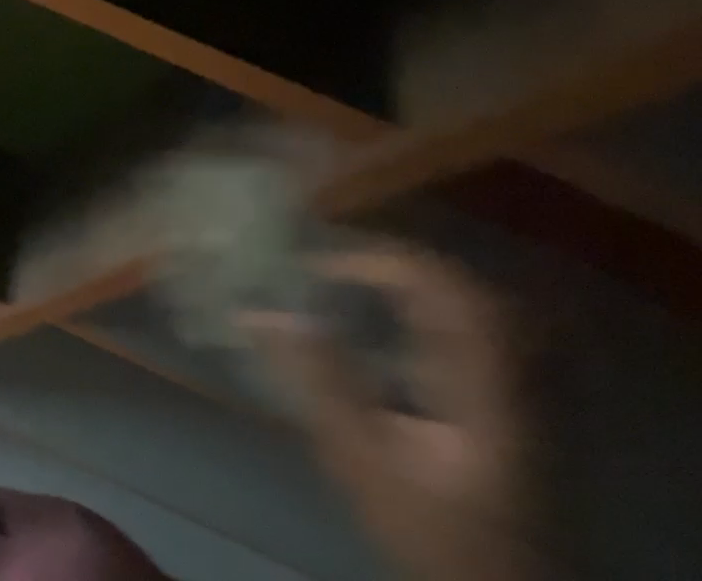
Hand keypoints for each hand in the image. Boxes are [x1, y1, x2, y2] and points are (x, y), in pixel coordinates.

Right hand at [243, 247, 544, 580]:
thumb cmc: (428, 524)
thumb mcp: (362, 457)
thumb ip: (318, 381)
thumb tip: (259, 312)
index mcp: (488, 384)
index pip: (451, 292)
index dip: (383, 261)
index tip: (318, 263)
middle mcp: (519, 375)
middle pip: (466, 289)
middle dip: (392, 263)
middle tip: (327, 261)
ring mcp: (526, 390)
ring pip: (474, 308)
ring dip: (410, 284)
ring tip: (346, 278)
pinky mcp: (517, 405)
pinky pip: (475, 333)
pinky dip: (426, 312)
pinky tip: (386, 322)